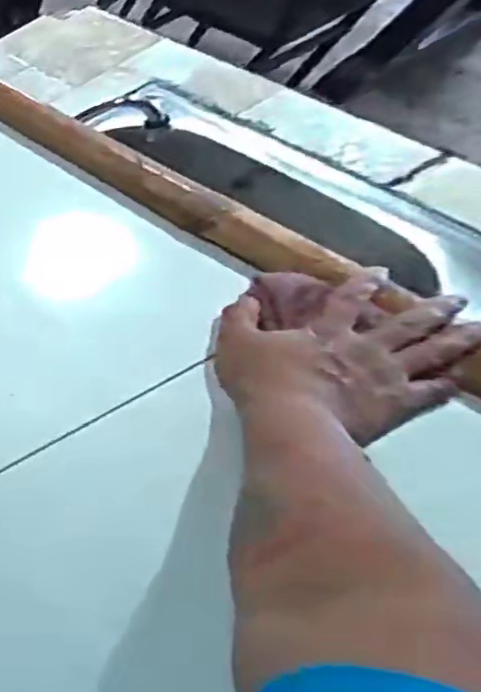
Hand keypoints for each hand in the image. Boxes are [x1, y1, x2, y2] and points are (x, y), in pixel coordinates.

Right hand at [214, 273, 480, 444]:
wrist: (292, 418)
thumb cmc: (259, 378)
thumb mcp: (234, 342)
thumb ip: (239, 318)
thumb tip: (246, 299)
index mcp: (324, 333)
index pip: (346, 301)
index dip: (362, 284)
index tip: (380, 272)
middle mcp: (364, 348)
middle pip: (407, 325)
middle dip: (433, 310)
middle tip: (457, 299)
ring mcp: (387, 375)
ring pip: (432, 352)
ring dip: (458, 339)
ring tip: (477, 330)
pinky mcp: (397, 401)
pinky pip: (433, 391)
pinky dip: (447, 384)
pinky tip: (457, 380)